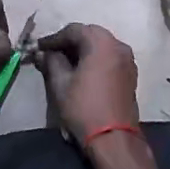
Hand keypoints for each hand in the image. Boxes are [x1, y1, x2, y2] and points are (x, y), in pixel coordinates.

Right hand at [37, 23, 139, 141]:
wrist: (114, 138)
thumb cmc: (84, 108)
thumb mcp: (60, 84)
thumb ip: (52, 62)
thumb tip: (44, 53)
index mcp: (102, 43)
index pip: (74, 30)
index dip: (54, 38)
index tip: (39, 47)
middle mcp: (119, 45)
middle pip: (90, 34)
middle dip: (70, 41)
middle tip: (51, 52)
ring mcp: (128, 60)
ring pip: (102, 45)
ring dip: (83, 50)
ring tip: (65, 62)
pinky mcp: (130, 74)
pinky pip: (110, 57)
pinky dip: (95, 58)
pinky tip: (82, 70)